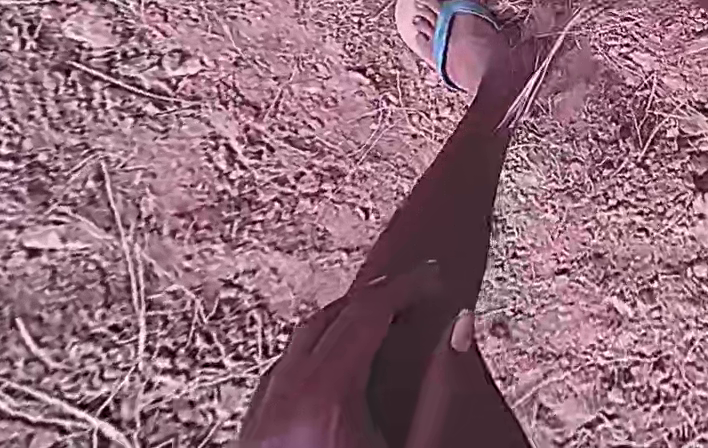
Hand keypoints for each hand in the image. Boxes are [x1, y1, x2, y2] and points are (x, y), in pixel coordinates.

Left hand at [237, 265, 438, 447]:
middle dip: (376, 300)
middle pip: (332, 318)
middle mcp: (281, 407)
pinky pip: (280, 377)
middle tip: (412, 294)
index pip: (367, 312)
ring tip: (380, 325)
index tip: (431, 277)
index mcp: (323, 403)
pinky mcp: (249, 442)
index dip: (405, 287)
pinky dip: (313, 357)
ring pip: (299, 344)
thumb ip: (439, 391)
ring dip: (342, 324)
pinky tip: (339, 369)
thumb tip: (458, 328)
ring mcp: (257, 428)